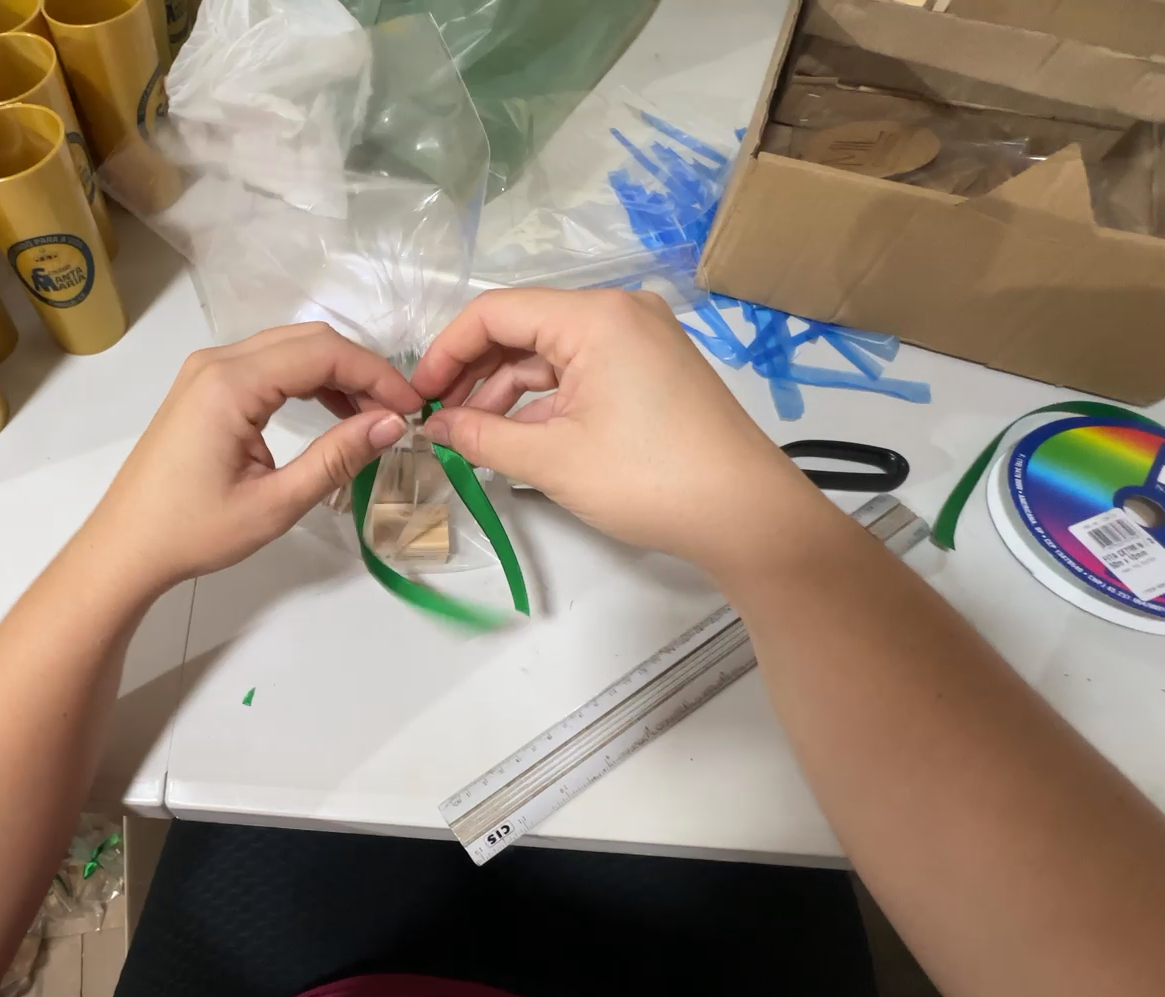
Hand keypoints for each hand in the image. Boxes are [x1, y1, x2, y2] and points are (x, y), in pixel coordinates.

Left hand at [83, 323, 423, 593]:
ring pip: (288, 349)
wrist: (126, 546)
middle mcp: (217, 362)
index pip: (322, 354)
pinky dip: (305, 382)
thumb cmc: (194, 531)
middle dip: (360, 371)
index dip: (376, 375)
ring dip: (334, 375)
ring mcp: (206, 371)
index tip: (412, 408)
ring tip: (370, 417)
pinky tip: (331, 412)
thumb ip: (336, 458)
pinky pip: (267, 367)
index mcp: (231, 384)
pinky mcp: (204, 388)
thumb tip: (392, 424)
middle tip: (395, 414)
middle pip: (308, 341)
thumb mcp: (274, 503)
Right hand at [413, 288, 831, 573]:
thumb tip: (433, 426)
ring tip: (470, 436)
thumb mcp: (550, 458)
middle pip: (520, 331)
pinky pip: (575, 375)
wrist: (745, 516)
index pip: (495, 313)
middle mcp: (617, 315)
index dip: (447, 352)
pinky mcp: (645, 371)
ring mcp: (636, 342)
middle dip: (473, 375)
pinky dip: (539, 403)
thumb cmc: (647, 479)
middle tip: (439, 420)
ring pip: (545, 357)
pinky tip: (513, 436)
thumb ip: (480, 435)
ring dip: (503, 394)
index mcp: (594, 317)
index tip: (419, 396)